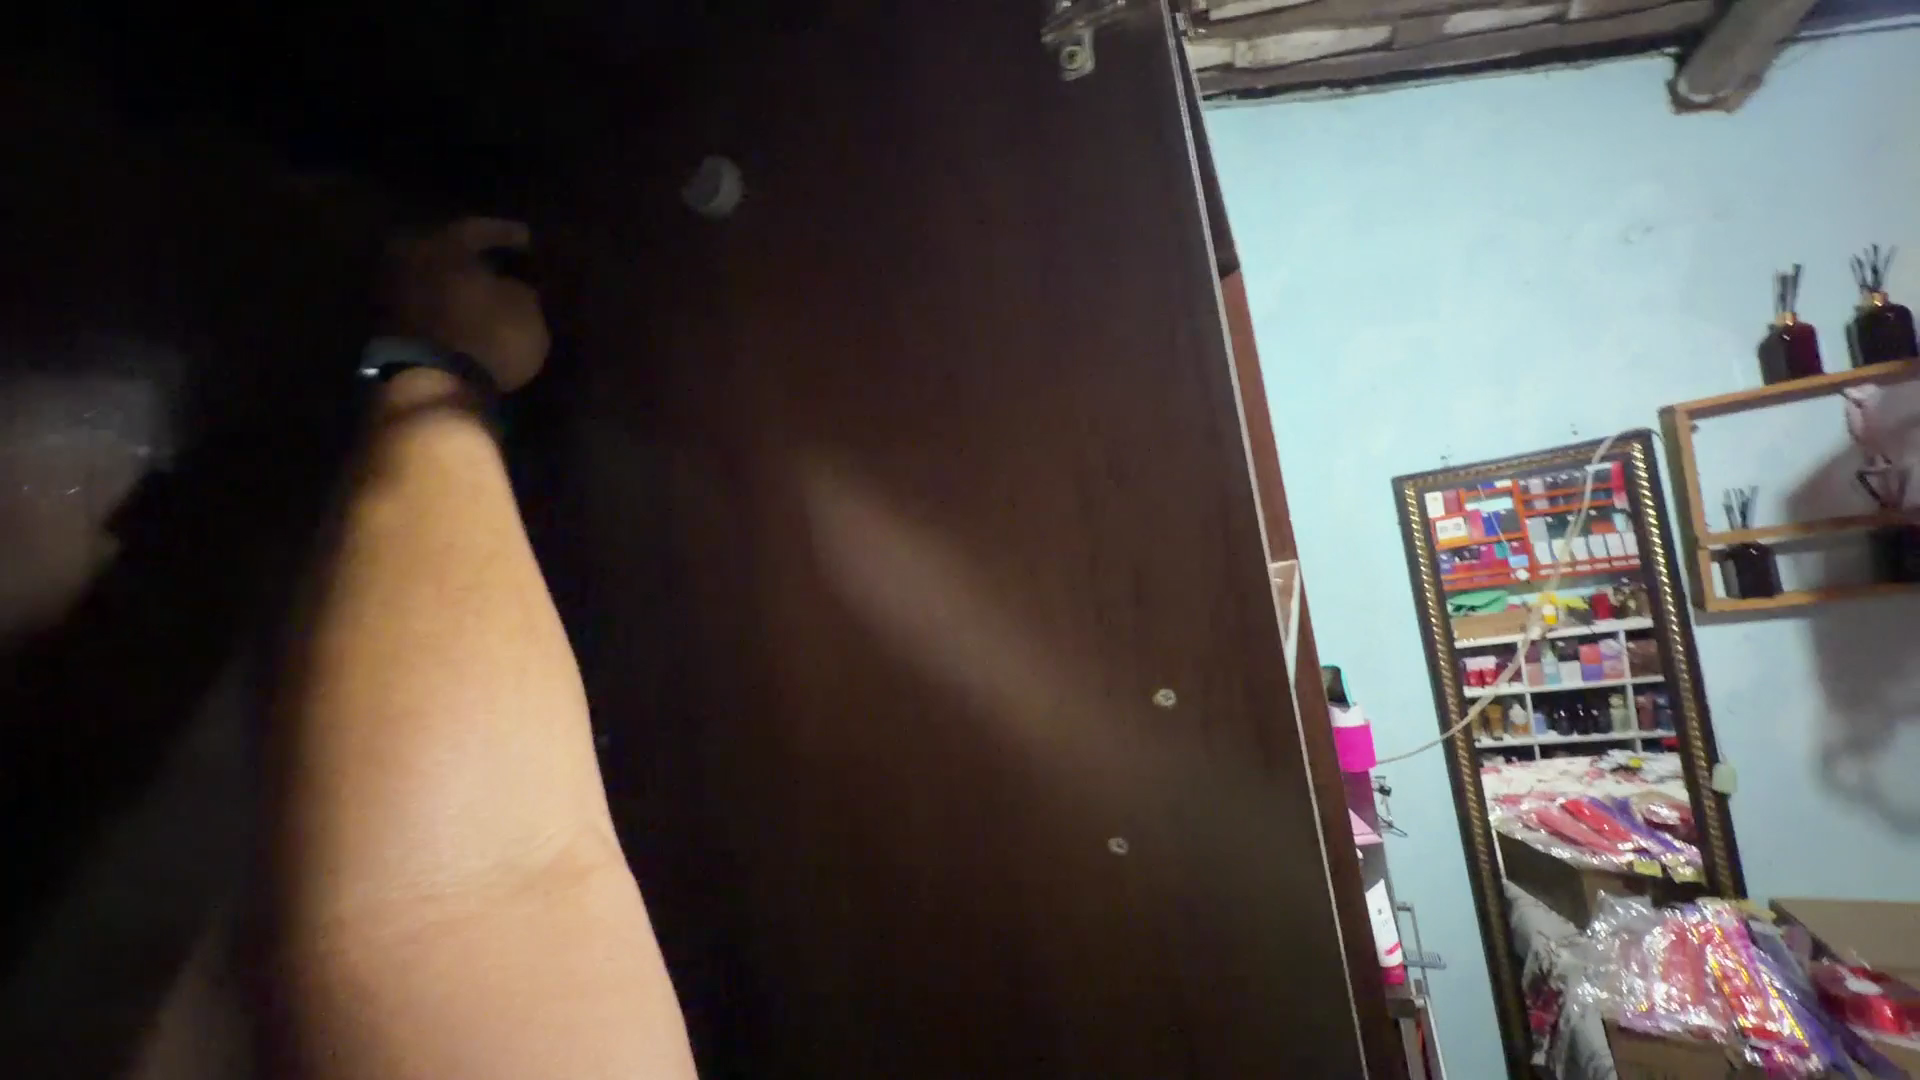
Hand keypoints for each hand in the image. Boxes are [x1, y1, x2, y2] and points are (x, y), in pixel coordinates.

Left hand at [382, 218, 549, 391]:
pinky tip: (463, 315)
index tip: (528, 238)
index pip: (480, 228)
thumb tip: (513, 285)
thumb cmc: (488, 337)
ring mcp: (392, 290)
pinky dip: (443, 306)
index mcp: (445, 243)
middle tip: (498, 262)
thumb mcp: (526, 311)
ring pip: (431, 277)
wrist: (433, 382)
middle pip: (446, 249)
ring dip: (455, 284)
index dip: (507, 234)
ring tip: (481, 292)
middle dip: (472, 257)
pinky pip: (423, 304)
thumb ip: (521, 290)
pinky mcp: (387, 324)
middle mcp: (411, 256)